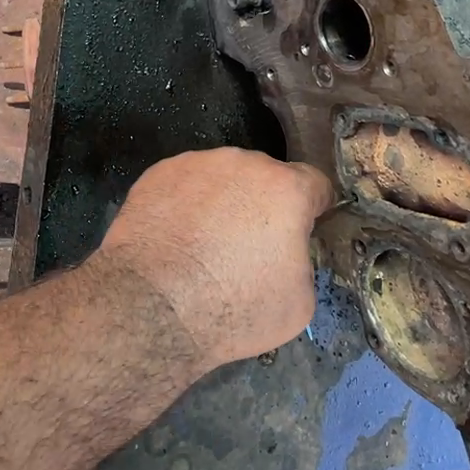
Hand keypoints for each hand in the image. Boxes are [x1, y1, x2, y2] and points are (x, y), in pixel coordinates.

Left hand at [93, 148, 330, 372]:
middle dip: (263, 204)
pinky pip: (185, 182)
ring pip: (222, 177)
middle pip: (264, 177)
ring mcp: (198, 162)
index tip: (302, 229)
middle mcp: (243, 163)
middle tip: (249, 244)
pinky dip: (186, 202)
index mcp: (286, 189)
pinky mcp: (161, 171)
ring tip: (205, 241)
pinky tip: (177, 235)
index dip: (312, 208)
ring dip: (223, 200)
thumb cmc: (235, 308)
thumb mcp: (300, 301)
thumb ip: (301, 259)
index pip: (314, 184)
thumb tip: (286, 249)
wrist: (155, 305)